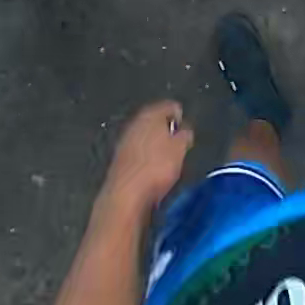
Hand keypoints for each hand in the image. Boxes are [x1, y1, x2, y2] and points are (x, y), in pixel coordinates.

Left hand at [100, 101, 192, 217]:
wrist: (124, 199)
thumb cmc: (157, 168)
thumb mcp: (182, 148)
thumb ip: (186, 133)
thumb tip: (184, 131)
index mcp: (151, 114)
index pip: (172, 106)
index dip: (182, 119)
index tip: (186, 135)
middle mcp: (135, 123)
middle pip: (157, 122)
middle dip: (168, 133)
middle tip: (177, 148)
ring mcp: (123, 142)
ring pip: (146, 138)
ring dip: (156, 147)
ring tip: (166, 163)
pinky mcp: (117, 162)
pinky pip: (137, 154)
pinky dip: (145, 160)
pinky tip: (151, 173)